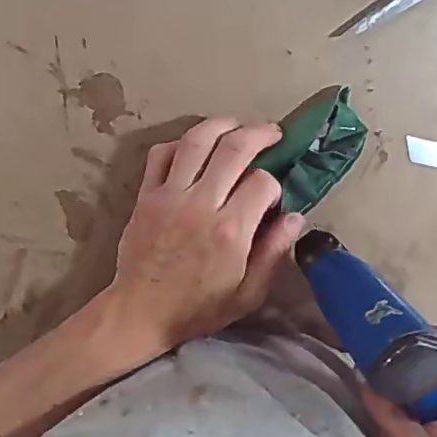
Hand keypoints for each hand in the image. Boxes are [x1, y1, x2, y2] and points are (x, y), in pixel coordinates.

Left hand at [98, 118, 305, 358]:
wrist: (140, 312)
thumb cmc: (198, 308)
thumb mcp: (247, 293)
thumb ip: (273, 252)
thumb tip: (296, 217)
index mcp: (230, 230)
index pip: (262, 182)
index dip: (275, 183)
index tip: (273, 195)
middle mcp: (201, 204)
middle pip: (234, 148)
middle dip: (259, 133)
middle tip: (272, 132)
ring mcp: (169, 195)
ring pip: (197, 140)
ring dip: (221, 124)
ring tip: (237, 125)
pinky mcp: (146, 195)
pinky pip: (161, 154)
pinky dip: (180, 142)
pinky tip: (195, 145)